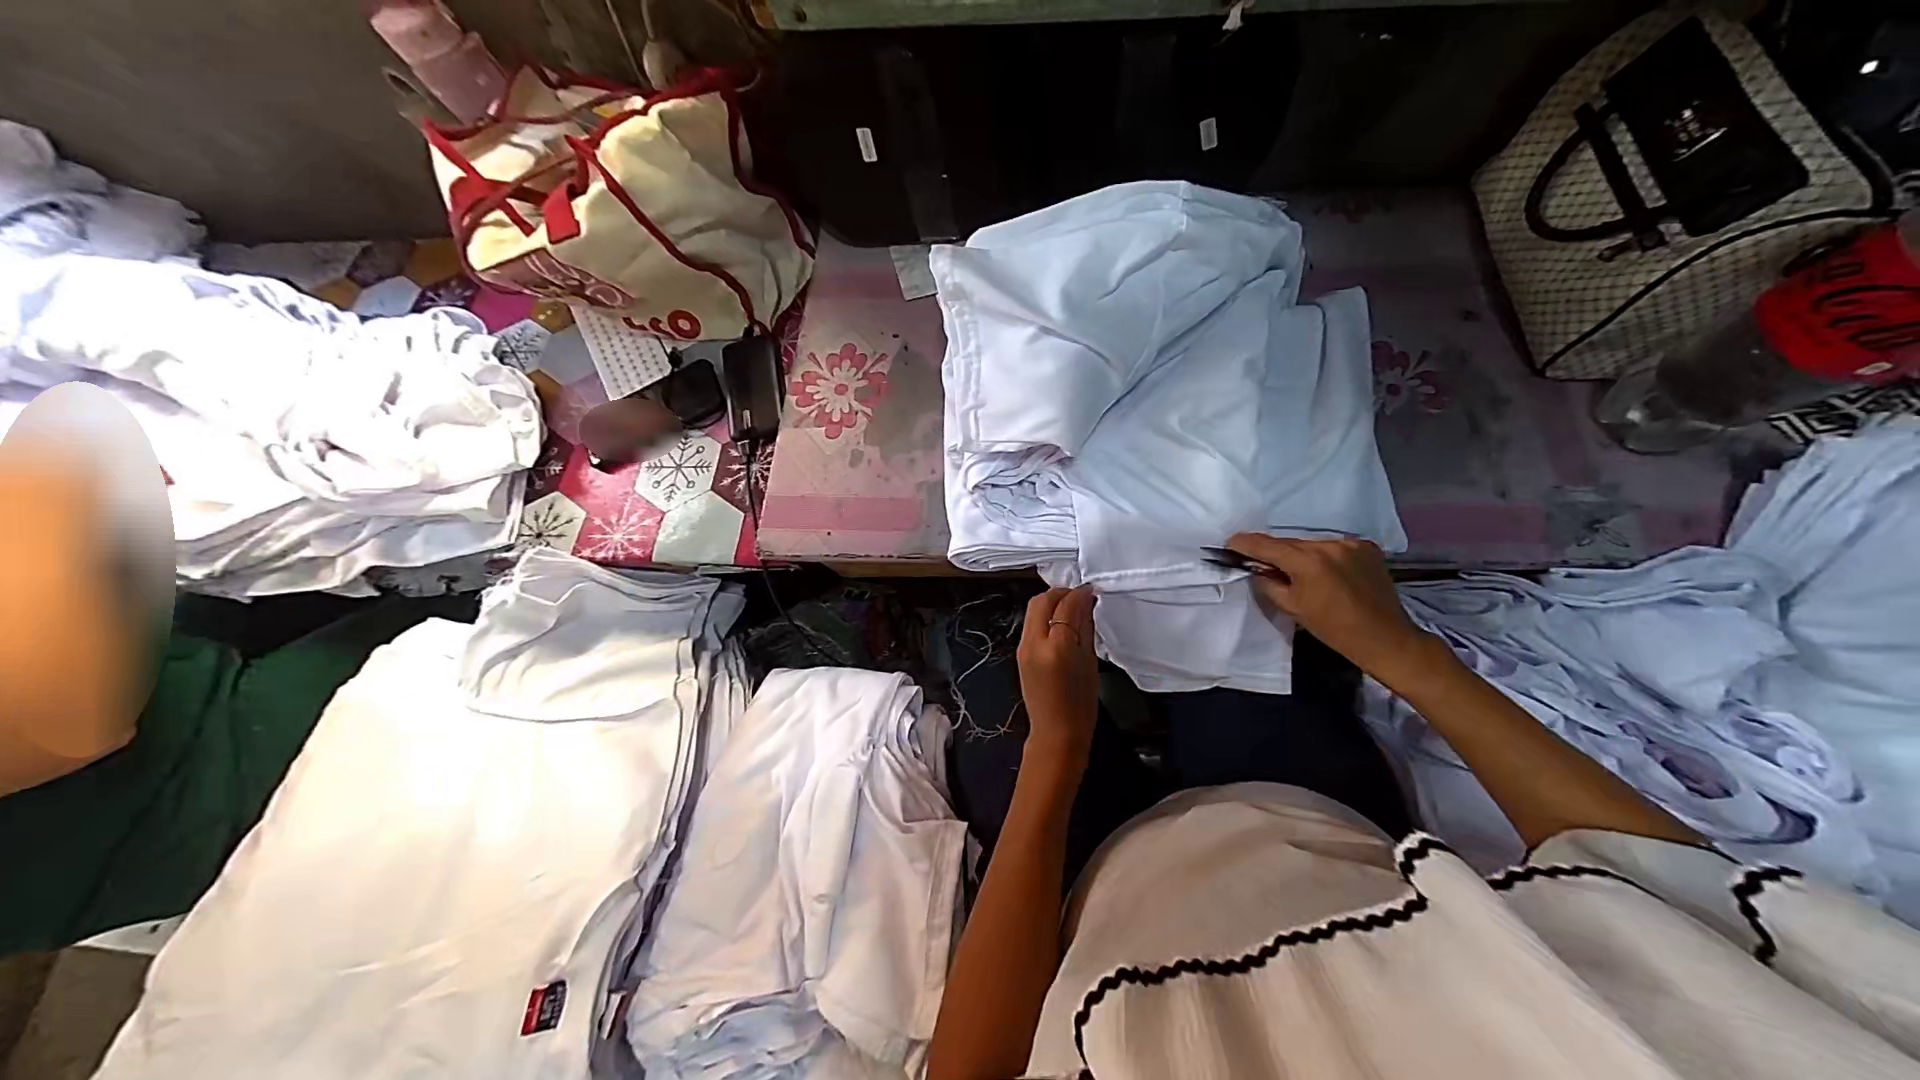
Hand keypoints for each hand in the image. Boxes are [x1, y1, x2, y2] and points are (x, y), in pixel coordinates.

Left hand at [1015, 585, 1098, 763]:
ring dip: (1050, 602)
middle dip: (1060, 593)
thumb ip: (1085, 628)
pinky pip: (1030, 625)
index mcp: (1058, 647)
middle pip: (1042, 601)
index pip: (1066, 605)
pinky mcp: (1019, 654)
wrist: (1056, 732)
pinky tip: (1059, 624)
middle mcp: (1035, 643)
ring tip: (1070, 609)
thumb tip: (1086, 603)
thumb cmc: (1081, 703)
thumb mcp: (1090, 662)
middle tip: (1078, 597)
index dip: (1080, 594)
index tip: (1091, 591)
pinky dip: (1044, 617)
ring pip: (1032, 610)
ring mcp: (1023, 648)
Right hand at [1227, 533, 1439, 683]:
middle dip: (1274, 552)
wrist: (1385, 638)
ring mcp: (1351, 544)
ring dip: (1301, 554)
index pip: (1267, 545)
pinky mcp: (1367, 547)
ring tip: (1299, 572)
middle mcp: (1329, 546)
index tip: (1231, 543)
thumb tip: (1257, 569)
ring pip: (1312, 544)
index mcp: (1308, 562)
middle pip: (1290, 543)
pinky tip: (1327, 572)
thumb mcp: (1292, 608)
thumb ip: (1269, 583)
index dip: (1245, 544)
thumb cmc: (1333, 628)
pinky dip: (1324, 556)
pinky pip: (1334, 547)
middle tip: (1262, 563)